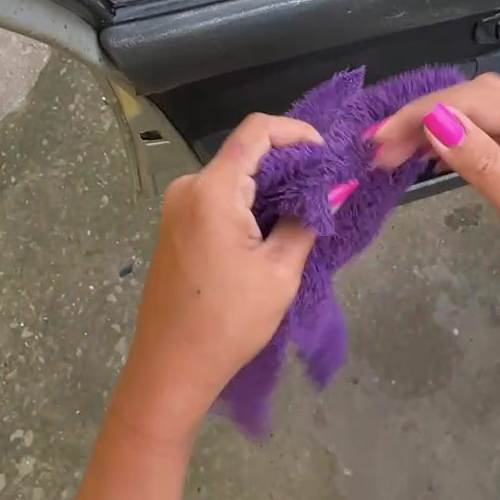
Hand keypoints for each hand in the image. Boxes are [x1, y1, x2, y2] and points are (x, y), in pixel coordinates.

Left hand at [119, 113, 321, 438]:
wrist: (169, 368)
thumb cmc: (227, 322)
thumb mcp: (278, 273)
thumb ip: (305, 221)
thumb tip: (330, 190)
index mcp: (211, 189)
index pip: (255, 131)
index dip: (294, 132)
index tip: (324, 153)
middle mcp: (188, 186)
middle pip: (243, 153)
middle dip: (286, 163)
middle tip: (323, 186)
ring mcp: (177, 205)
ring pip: (231, 176)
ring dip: (267, 185)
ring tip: (304, 208)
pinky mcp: (175, 224)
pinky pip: (216, 196)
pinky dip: (246, 201)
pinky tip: (270, 225)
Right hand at [369, 73, 499, 306]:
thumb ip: (483, 163)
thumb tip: (435, 121)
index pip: (476, 101)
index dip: (423, 112)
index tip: (382, 136)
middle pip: (472, 99)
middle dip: (421, 115)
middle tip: (379, 145)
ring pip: (473, 113)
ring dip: (430, 126)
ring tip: (391, 150)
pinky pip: (482, 133)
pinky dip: (448, 140)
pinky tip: (423, 153)